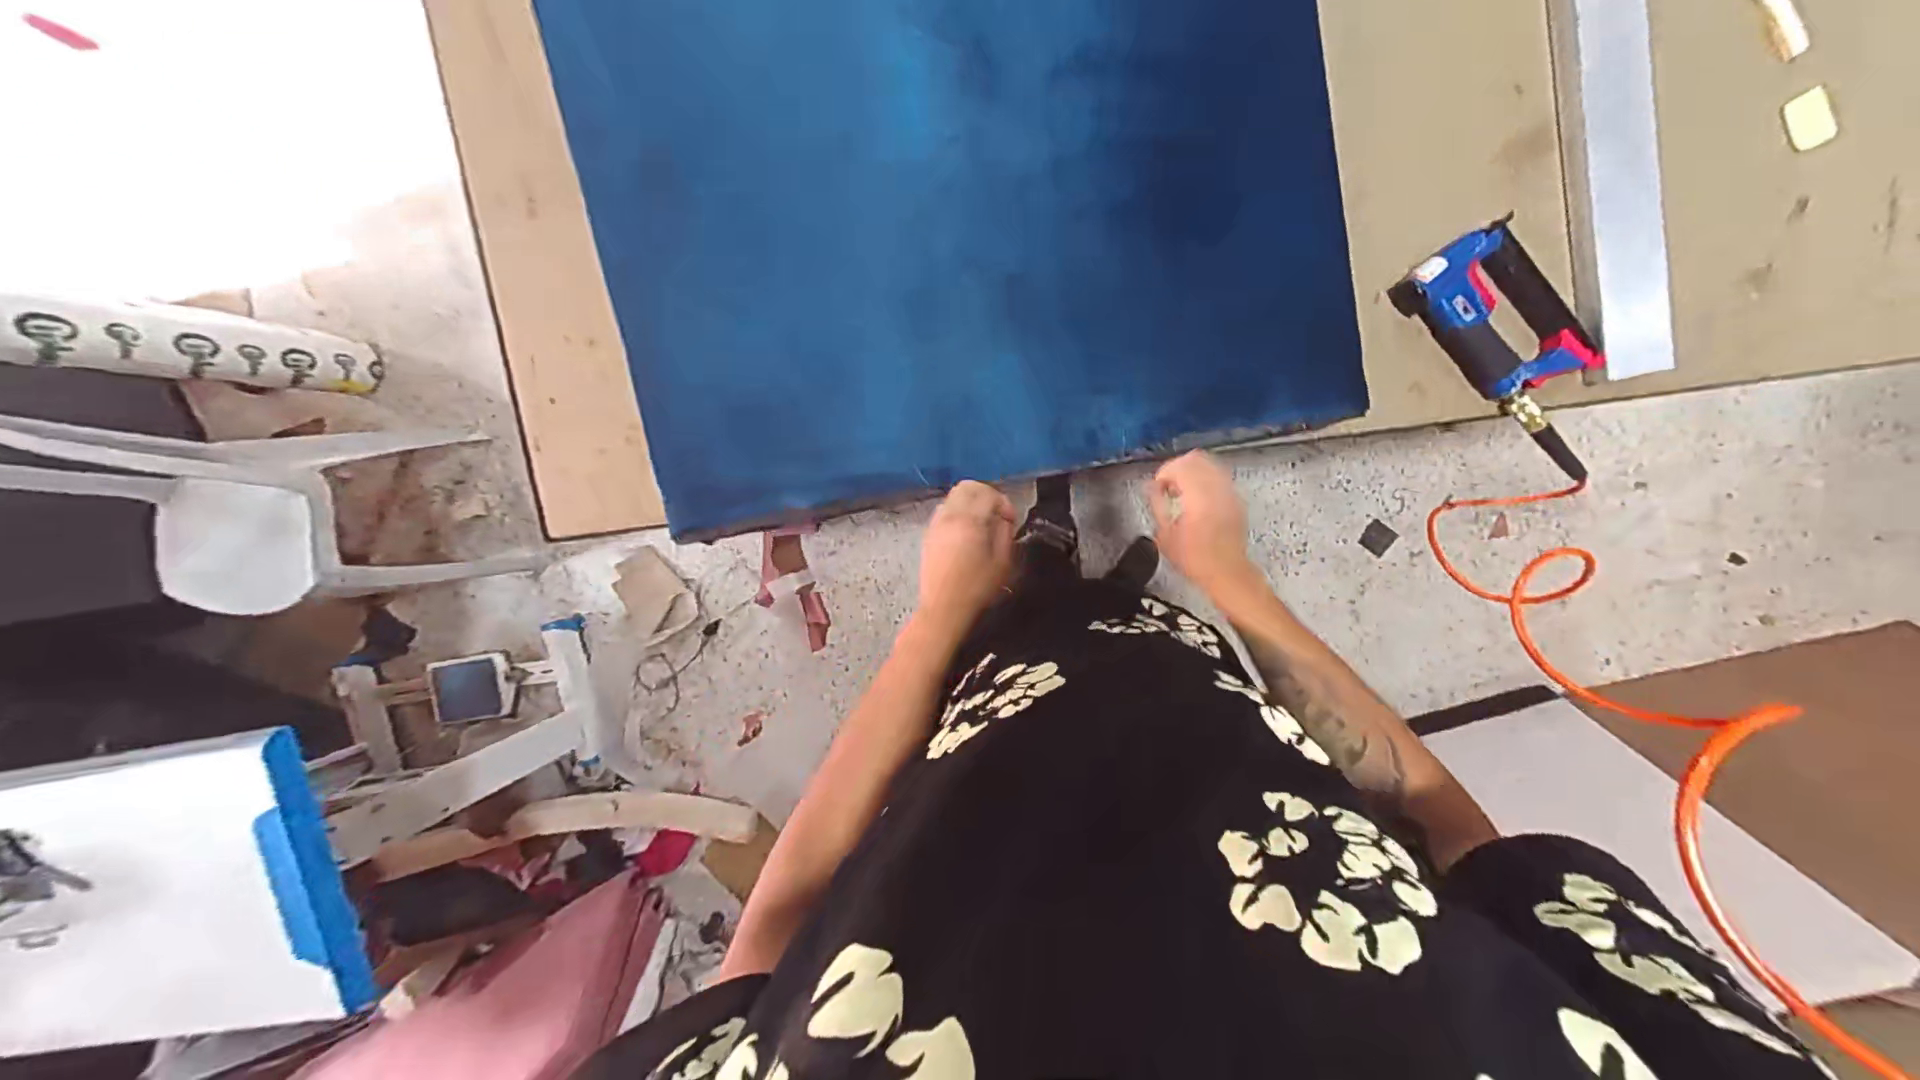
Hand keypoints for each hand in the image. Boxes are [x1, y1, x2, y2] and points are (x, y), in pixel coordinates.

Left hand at [917, 480, 1017, 635]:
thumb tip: (1004, 519)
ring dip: (970, 501)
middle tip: (997, 513)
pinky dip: (957, 512)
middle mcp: (949, 517)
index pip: (988, 493)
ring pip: (953, 496)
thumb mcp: (1002, 563)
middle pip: (967, 487)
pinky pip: (944, 511)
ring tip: (982, 522)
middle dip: (986, 494)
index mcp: (969, 521)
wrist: (943, 609)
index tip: (1010, 520)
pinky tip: (966, 532)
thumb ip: (1005, 533)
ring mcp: (936, 524)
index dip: (1004, 503)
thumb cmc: (976, 589)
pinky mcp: (928, 535)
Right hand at [1147, 450, 1257, 595]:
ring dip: (1191, 472)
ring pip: (1209, 464)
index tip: (1157, 487)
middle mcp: (1217, 489)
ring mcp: (1230, 492)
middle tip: (1167, 486)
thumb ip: (1157, 504)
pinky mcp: (1236, 498)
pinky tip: (1196, 498)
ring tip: (1181, 491)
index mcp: (1198, 497)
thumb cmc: (1193, 558)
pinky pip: (1218, 476)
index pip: (1180, 466)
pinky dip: (1204, 479)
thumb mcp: (1165, 535)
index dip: (1164, 472)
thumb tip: (1152, 487)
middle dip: (1177, 468)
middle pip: (1196, 458)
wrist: (1226, 572)